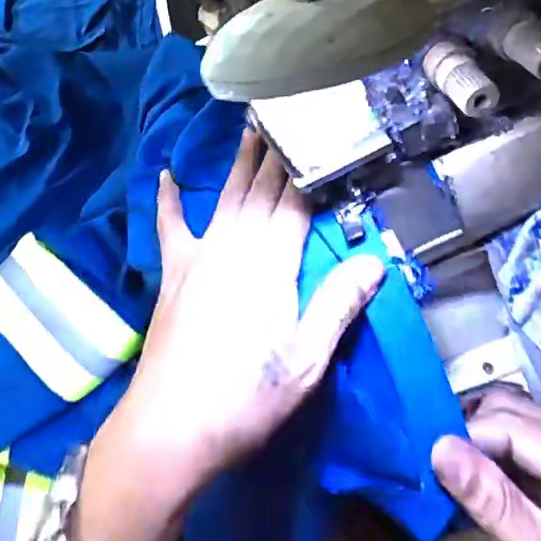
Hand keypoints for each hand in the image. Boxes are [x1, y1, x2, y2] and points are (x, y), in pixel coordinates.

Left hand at [76, 130, 386, 540]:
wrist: (170, 426)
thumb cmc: (246, 397)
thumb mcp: (306, 361)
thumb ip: (338, 305)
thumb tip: (375, 262)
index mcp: (273, 264)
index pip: (296, 203)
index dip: (308, 169)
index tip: (319, 135)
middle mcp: (237, 245)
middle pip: (262, 189)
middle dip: (277, 152)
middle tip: (286, 114)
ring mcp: (202, 253)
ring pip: (227, 195)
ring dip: (240, 161)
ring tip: (249, 126)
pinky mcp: (175, 270)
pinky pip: (171, 224)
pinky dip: (168, 199)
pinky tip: (165, 175)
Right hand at [432, 389, 540, 540]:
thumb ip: (494, 502)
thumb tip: (437, 447)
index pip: (505, 422)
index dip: (463, 440)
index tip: (429, 468)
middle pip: (511, 410)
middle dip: (470, 433)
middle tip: (438, 469)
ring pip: (518, 419)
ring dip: (484, 440)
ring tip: (458, 473)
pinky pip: (533, 442)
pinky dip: (503, 454)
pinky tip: (488, 482)